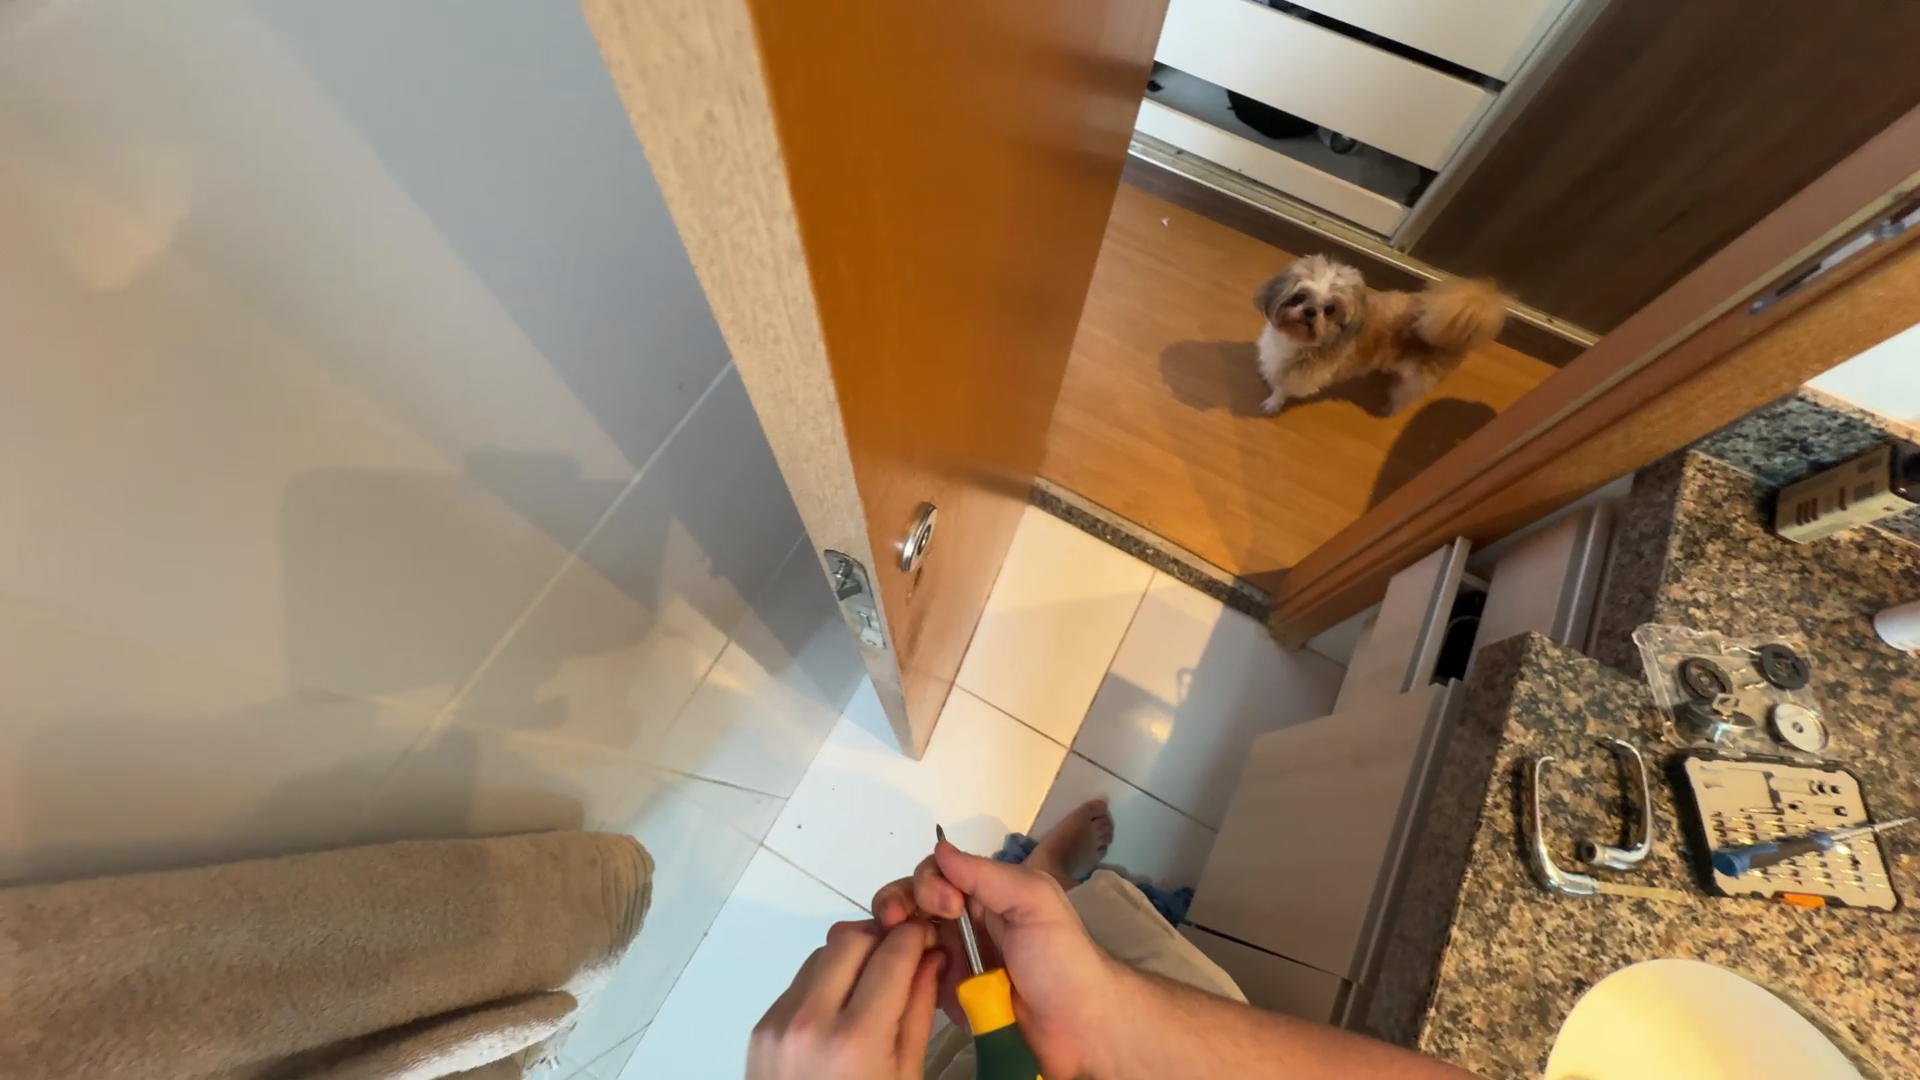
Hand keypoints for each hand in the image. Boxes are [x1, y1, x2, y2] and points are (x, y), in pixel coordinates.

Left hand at [748, 918, 944, 1078]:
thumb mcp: (906, 1079)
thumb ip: (919, 1010)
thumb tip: (933, 955)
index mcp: (855, 1039)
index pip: (892, 953)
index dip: (916, 936)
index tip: (929, 936)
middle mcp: (810, 1020)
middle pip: (852, 938)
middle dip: (883, 938)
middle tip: (903, 956)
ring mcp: (778, 1022)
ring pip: (823, 952)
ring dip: (853, 954)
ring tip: (873, 982)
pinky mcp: (760, 1028)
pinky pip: (800, 979)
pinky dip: (827, 978)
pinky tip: (842, 1007)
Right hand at [870, 840, 1123, 1078]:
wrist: (1082, 1032)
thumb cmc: (1062, 959)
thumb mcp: (1033, 902)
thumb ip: (985, 874)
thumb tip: (940, 846)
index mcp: (986, 891)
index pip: (937, 873)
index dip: (928, 883)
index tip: (946, 907)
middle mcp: (965, 919)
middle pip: (913, 901)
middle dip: (898, 906)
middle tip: (898, 924)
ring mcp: (956, 958)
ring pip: (908, 938)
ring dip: (895, 940)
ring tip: (896, 955)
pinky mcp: (951, 997)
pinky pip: (916, 980)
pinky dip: (904, 976)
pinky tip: (900, 983)